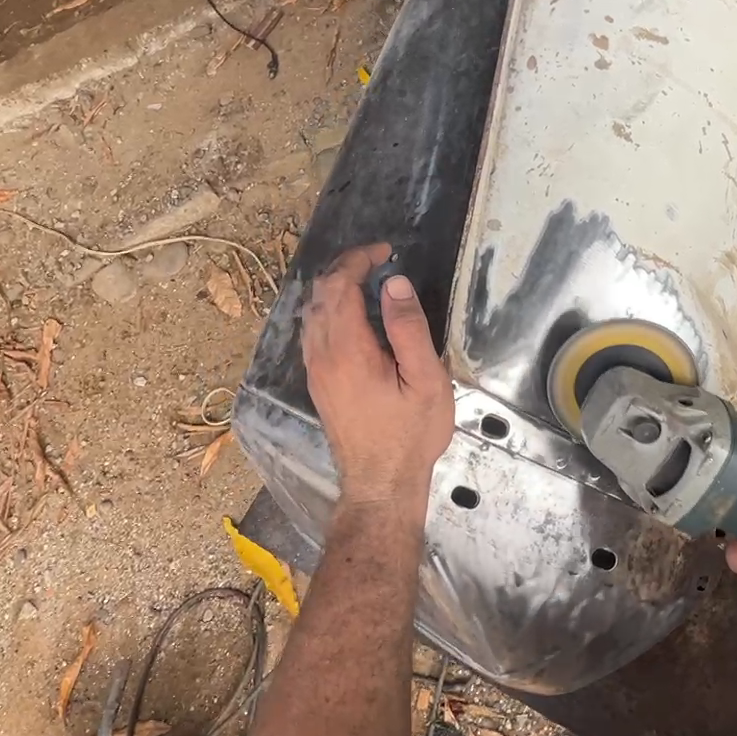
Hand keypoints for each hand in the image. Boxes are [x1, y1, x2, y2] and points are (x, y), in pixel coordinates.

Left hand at [301, 244, 453, 515]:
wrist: (379, 484)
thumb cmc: (410, 433)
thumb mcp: (425, 380)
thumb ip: (409, 329)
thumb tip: (394, 284)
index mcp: (347, 349)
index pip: (340, 286)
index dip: (359, 260)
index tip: (385, 251)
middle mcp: (321, 354)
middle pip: (320, 293)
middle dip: (345, 267)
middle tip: (377, 259)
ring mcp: (314, 369)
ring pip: (311, 311)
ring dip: (333, 286)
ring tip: (364, 278)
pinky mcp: (317, 382)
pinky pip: (311, 330)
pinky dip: (327, 308)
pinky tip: (349, 312)